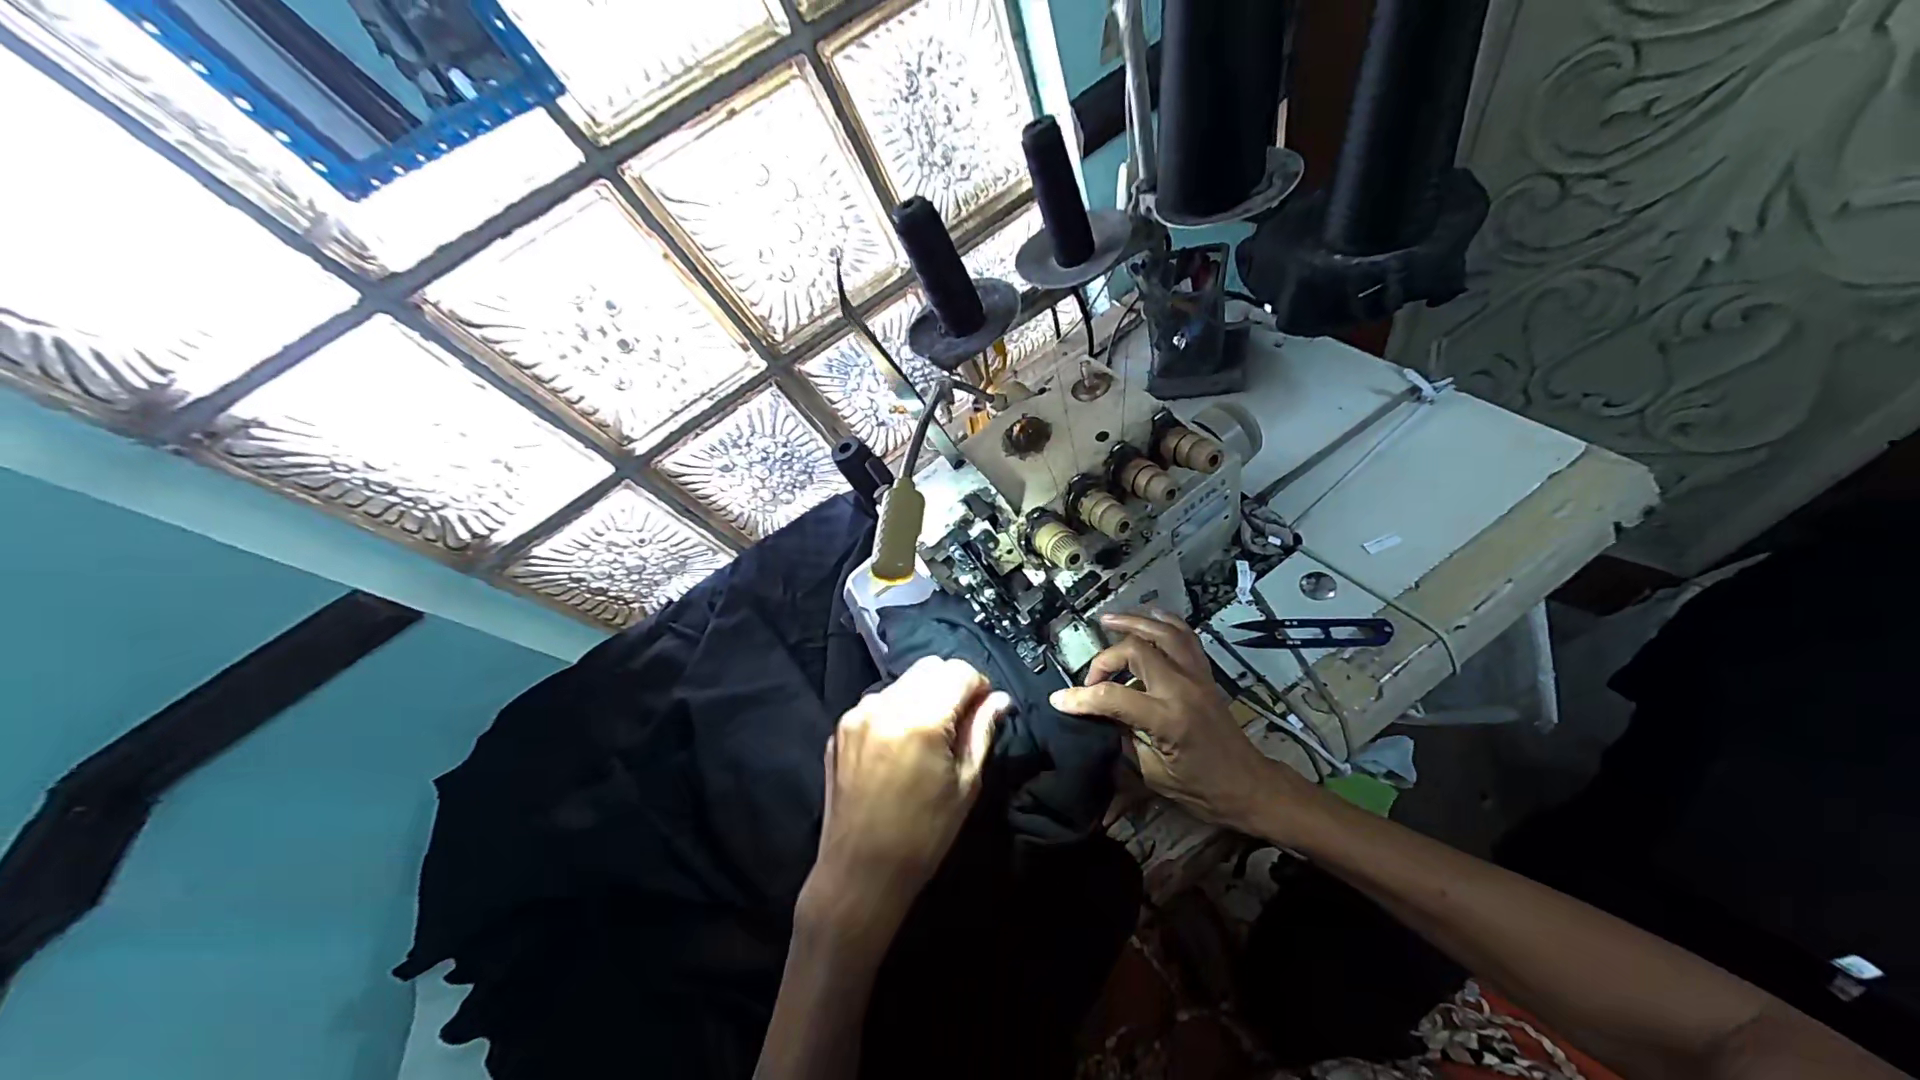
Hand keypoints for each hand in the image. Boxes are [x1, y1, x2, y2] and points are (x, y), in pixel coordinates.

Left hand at [804, 657, 1008, 937]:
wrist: (860, 871)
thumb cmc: (923, 835)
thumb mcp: (965, 785)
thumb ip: (982, 732)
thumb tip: (999, 701)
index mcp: (920, 720)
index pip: (959, 672)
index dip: (979, 686)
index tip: (984, 710)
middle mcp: (885, 706)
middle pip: (930, 667)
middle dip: (952, 686)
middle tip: (961, 722)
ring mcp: (858, 714)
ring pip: (904, 681)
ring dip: (924, 696)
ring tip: (930, 736)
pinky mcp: (841, 727)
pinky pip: (880, 701)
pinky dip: (898, 710)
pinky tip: (902, 747)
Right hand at [1050, 611, 1310, 832]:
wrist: (1249, 786)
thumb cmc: (1201, 789)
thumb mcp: (1153, 773)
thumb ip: (1124, 737)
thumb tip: (1100, 714)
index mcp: (1168, 720)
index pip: (1114, 696)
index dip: (1081, 698)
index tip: (1059, 700)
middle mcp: (1183, 689)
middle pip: (1136, 650)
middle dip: (1105, 660)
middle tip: (1092, 679)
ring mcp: (1197, 676)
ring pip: (1163, 632)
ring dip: (1133, 622)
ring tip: (1107, 620)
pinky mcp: (1205, 674)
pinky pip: (1185, 637)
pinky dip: (1164, 623)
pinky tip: (1148, 617)